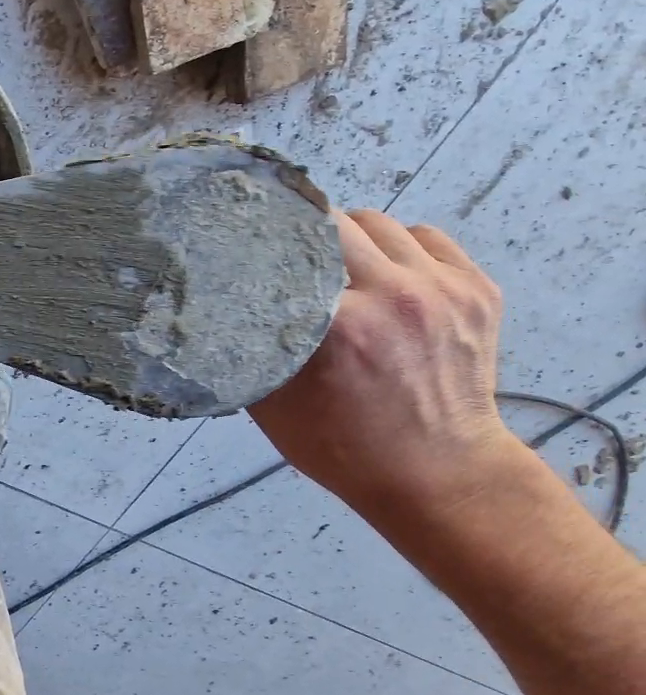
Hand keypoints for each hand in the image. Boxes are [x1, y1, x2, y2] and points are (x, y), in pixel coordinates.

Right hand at [250, 209, 525, 519]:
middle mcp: (394, 294)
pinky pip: (427, 239)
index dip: (264, 239)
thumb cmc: (337, 444)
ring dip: (350, 238)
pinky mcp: (478, 290)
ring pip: (383, 225)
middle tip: (285, 255)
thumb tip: (216, 311)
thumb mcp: (269, 399)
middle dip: (305, 234)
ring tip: (333, 265)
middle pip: (337, 224)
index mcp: (337, 323)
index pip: (291, 248)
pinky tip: (380, 276)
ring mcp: (444, 289)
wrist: (435, 471)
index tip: (243, 244)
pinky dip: (397, 249)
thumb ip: (249, 348)